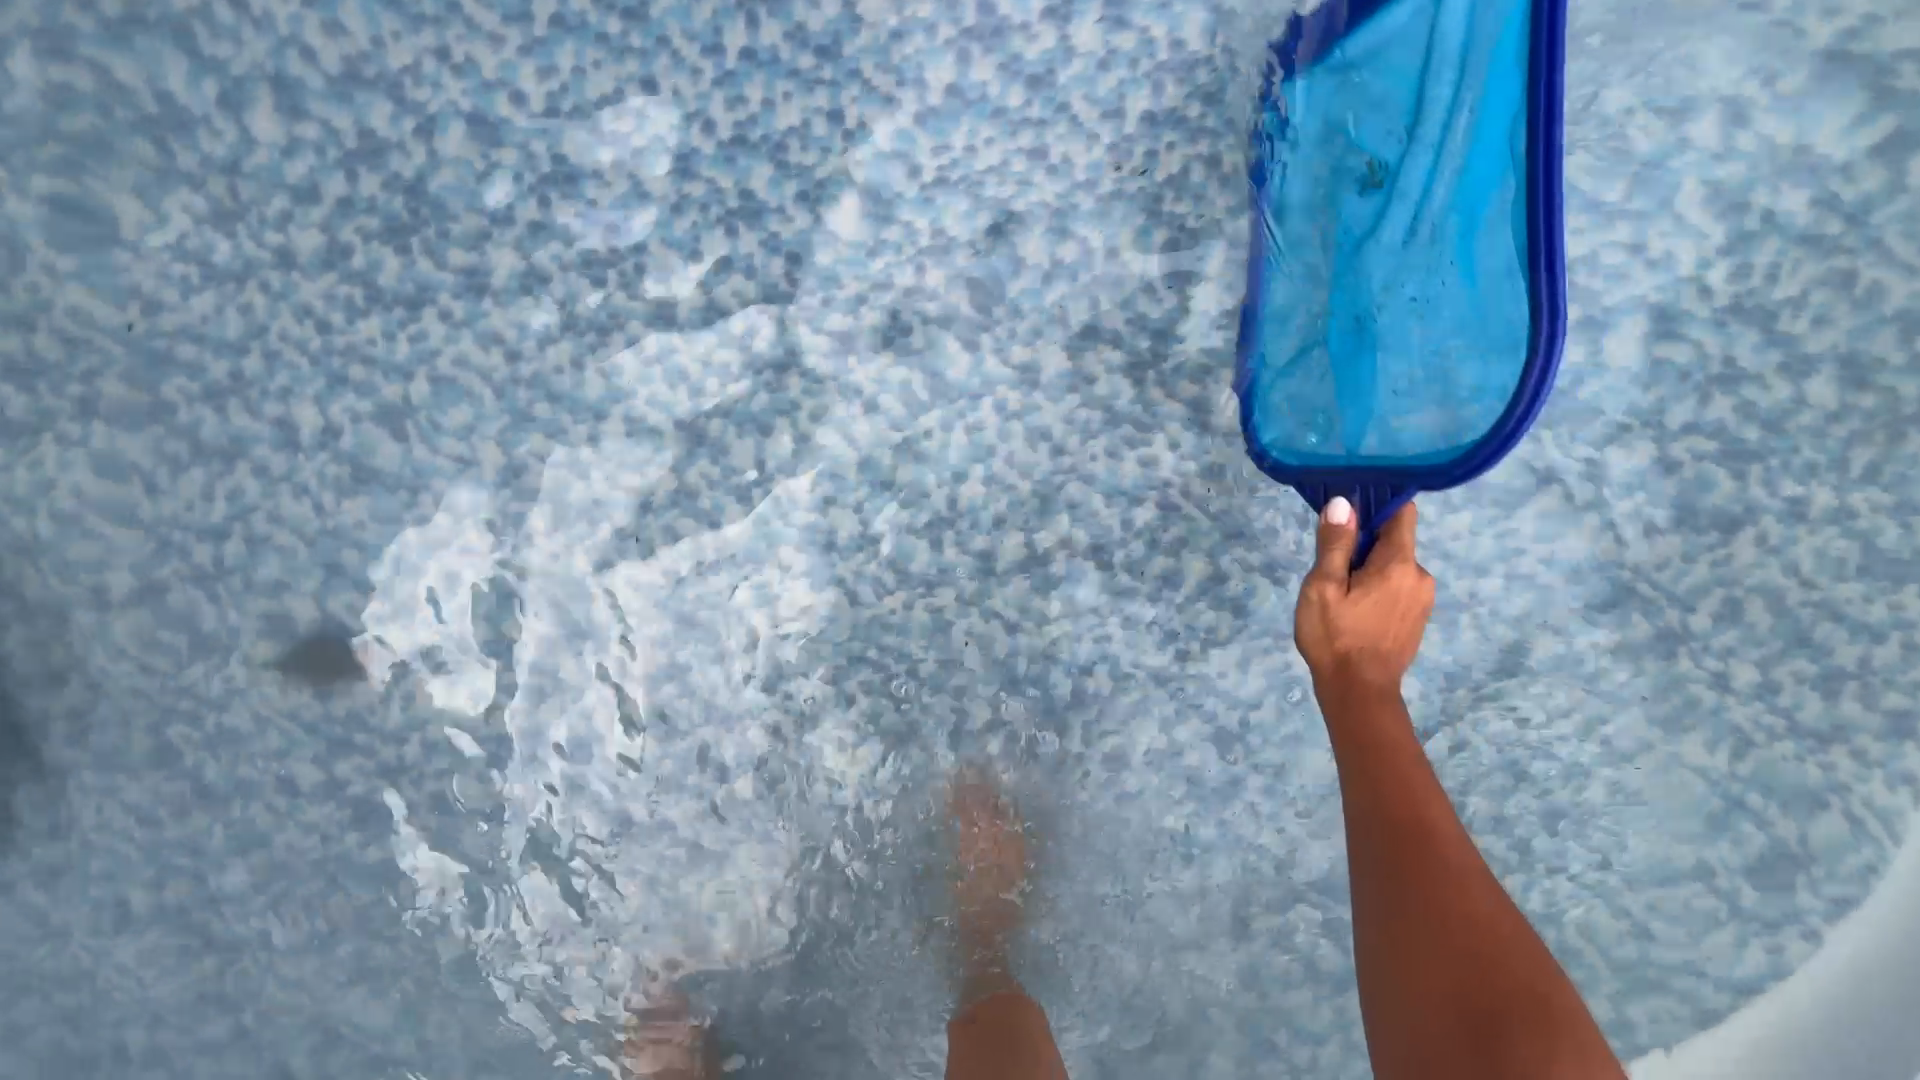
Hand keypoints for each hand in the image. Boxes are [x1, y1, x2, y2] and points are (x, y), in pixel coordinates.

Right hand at [1294, 498, 1434, 698]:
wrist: (1359, 692)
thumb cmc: (1335, 637)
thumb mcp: (1322, 587)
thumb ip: (1335, 543)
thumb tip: (1343, 502)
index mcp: (1399, 563)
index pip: (1401, 511)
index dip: (1377, 501)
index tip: (1349, 505)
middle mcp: (1421, 576)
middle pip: (1394, 540)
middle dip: (1364, 542)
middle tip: (1329, 562)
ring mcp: (1423, 599)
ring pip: (1394, 566)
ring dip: (1368, 568)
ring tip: (1338, 591)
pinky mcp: (1417, 617)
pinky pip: (1397, 587)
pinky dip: (1377, 587)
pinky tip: (1354, 608)